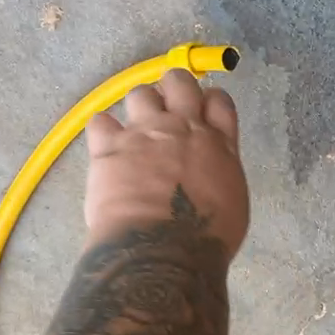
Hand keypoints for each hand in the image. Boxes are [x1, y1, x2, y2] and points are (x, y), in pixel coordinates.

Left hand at [84, 68, 248, 260]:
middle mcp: (183, 128)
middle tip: (166, 111)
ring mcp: (144, 133)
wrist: (163, 251)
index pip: (218, 101)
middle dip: (172, 88)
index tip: (200, 113)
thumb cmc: (205, 239)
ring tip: (136, 132)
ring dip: (139, 108)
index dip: (207, 102)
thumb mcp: (233, 203)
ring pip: (140, 93)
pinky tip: (107, 149)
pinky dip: (103, 132)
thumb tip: (210, 171)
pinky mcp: (109, 146)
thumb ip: (221, 172)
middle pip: (179, 82)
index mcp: (218, 144)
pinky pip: (101, 120)